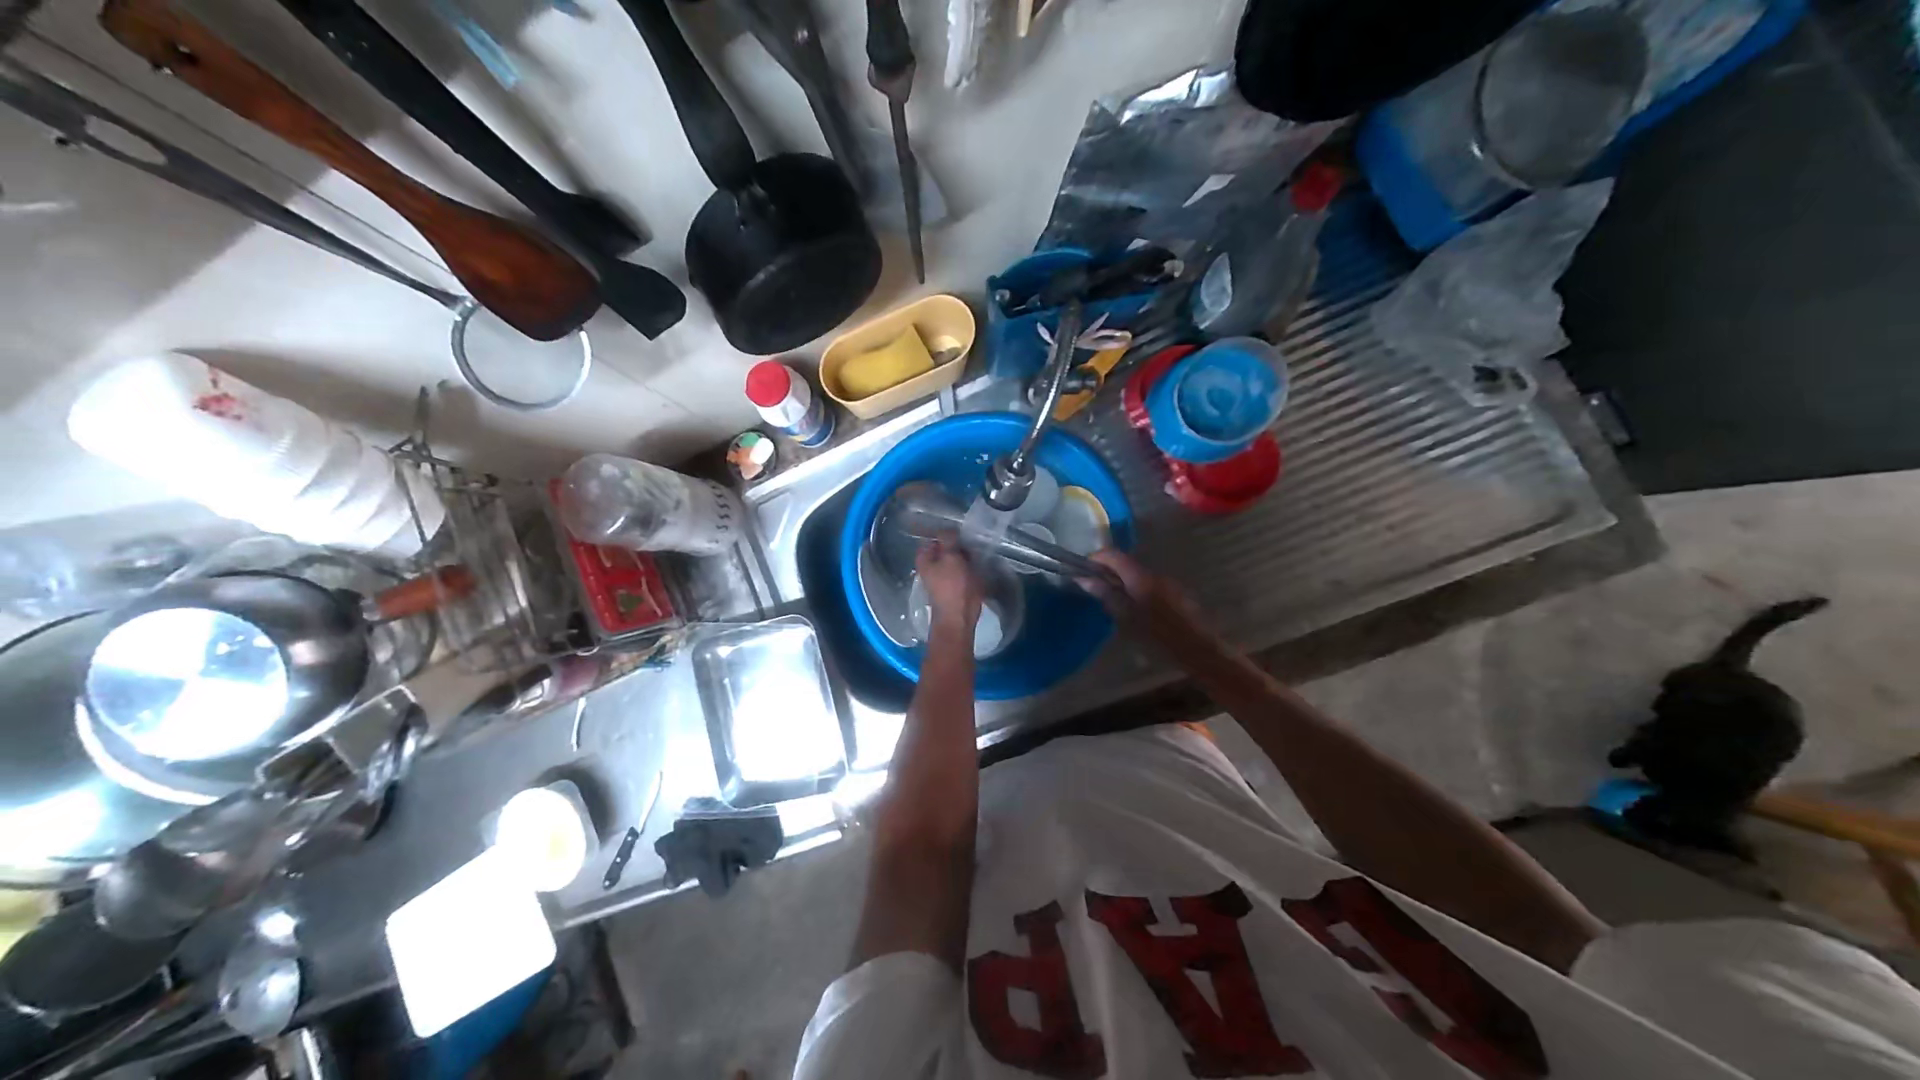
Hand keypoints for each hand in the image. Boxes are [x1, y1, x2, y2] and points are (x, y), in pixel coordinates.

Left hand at [916, 535, 982, 633]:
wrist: (960, 615)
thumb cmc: (952, 585)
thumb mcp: (950, 556)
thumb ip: (948, 539)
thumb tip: (948, 529)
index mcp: (924, 558)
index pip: (933, 538)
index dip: (946, 533)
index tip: (960, 531)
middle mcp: (931, 565)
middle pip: (945, 547)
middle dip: (957, 544)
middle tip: (970, 541)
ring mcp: (944, 575)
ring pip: (956, 557)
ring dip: (965, 554)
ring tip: (976, 550)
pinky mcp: (956, 583)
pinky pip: (963, 568)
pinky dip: (970, 564)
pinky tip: (978, 562)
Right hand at [1079, 550, 1208, 642]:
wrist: (1201, 651)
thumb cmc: (1161, 638)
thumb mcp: (1128, 619)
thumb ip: (1107, 596)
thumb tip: (1085, 579)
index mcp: (1141, 578)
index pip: (1114, 555)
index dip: (1096, 558)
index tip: (1083, 570)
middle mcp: (1155, 574)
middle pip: (1126, 564)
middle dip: (1108, 572)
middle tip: (1094, 590)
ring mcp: (1168, 583)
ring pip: (1138, 575)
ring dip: (1122, 582)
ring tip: (1113, 603)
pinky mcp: (1176, 594)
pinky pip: (1149, 585)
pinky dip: (1136, 590)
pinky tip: (1135, 611)